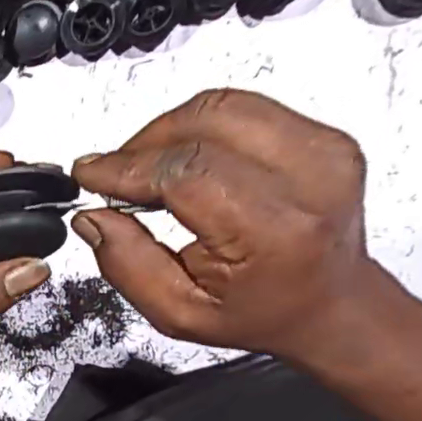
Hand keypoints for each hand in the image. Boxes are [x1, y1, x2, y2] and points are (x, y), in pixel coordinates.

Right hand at [71, 89, 404, 364]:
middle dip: (142, 145)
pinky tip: (181, 159)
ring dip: (167, 131)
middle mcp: (311, 179)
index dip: (128, 168)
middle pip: (203, 124)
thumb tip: (93, 219)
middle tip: (113, 174)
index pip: (186, 172)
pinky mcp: (323, 135)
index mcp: (277, 233)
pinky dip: (198, 127)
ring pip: (221, 106)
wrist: (330, 304)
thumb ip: (129, 266)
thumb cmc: (263, 314)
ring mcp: (323, 149)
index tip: (91, 174)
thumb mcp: (180, 314)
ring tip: (143, 167)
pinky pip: (244, 109)